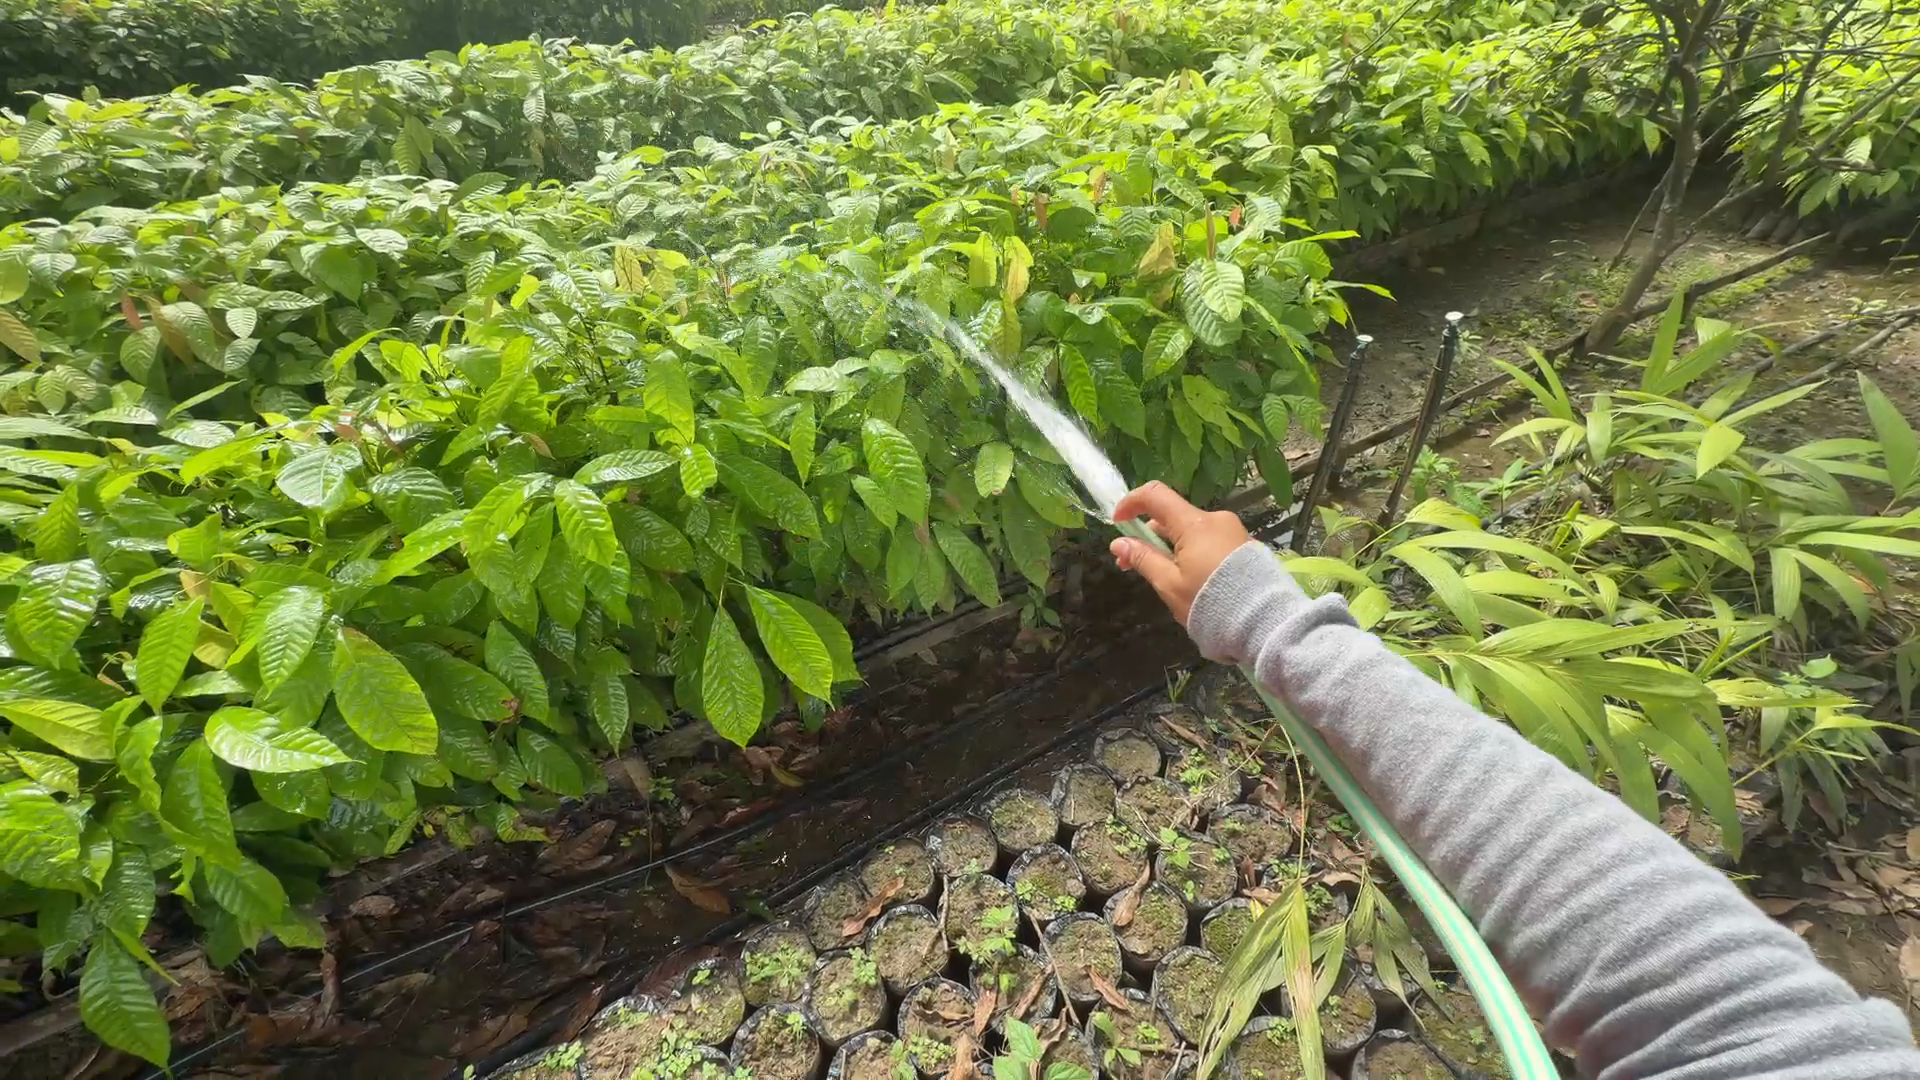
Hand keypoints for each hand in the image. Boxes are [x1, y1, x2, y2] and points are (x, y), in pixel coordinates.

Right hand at [1108, 481, 1249, 625]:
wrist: (1264, 622)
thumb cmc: (1211, 602)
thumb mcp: (1169, 584)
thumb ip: (1143, 559)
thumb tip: (1119, 542)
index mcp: (1194, 524)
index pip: (1155, 495)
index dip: (1131, 503)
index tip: (1117, 522)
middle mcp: (1215, 520)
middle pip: (1172, 517)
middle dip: (1147, 536)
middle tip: (1130, 565)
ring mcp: (1232, 532)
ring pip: (1190, 531)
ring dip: (1169, 547)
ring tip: (1161, 579)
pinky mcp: (1244, 547)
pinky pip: (1208, 542)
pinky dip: (1190, 553)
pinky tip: (1187, 579)